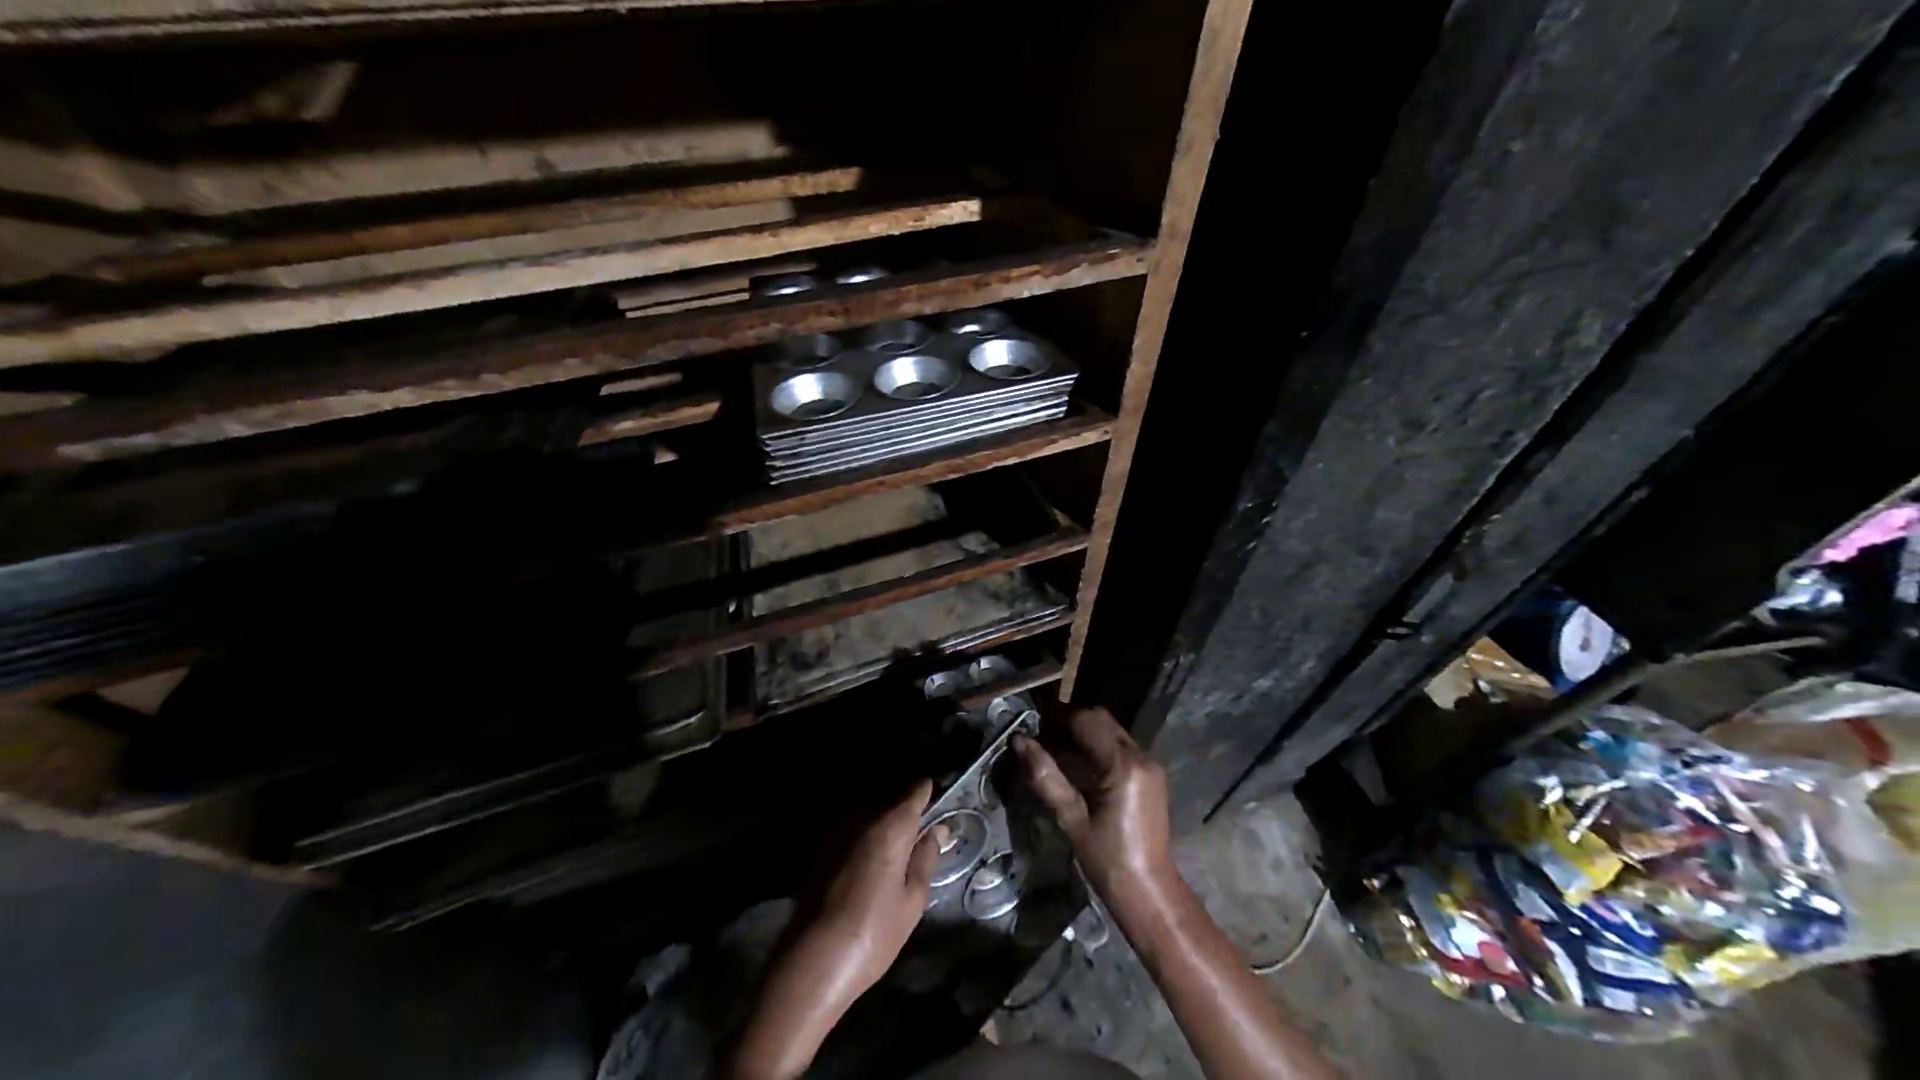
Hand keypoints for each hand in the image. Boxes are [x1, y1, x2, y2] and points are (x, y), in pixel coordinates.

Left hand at [719, 781, 941, 1079]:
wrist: (812, 961)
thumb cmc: (874, 932)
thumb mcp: (913, 900)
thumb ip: (926, 857)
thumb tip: (939, 829)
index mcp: (890, 826)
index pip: (916, 791)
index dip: (931, 792)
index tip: (944, 800)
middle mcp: (862, 818)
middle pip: (892, 801)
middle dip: (909, 812)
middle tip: (926, 837)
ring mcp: (838, 833)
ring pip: (871, 817)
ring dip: (887, 827)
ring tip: (901, 856)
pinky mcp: (822, 851)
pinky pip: (854, 833)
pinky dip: (867, 840)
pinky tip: (874, 869)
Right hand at [1015, 707, 1175, 909]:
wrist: (1146, 888)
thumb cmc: (1106, 858)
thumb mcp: (1070, 817)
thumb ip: (1045, 775)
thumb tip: (1020, 741)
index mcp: (1123, 765)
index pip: (1086, 721)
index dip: (1056, 716)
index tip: (1032, 723)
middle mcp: (1141, 755)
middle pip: (1101, 719)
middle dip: (1069, 721)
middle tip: (1041, 736)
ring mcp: (1149, 763)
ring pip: (1111, 730)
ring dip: (1083, 733)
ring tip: (1054, 750)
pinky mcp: (1150, 774)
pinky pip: (1120, 746)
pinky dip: (1097, 746)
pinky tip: (1077, 766)